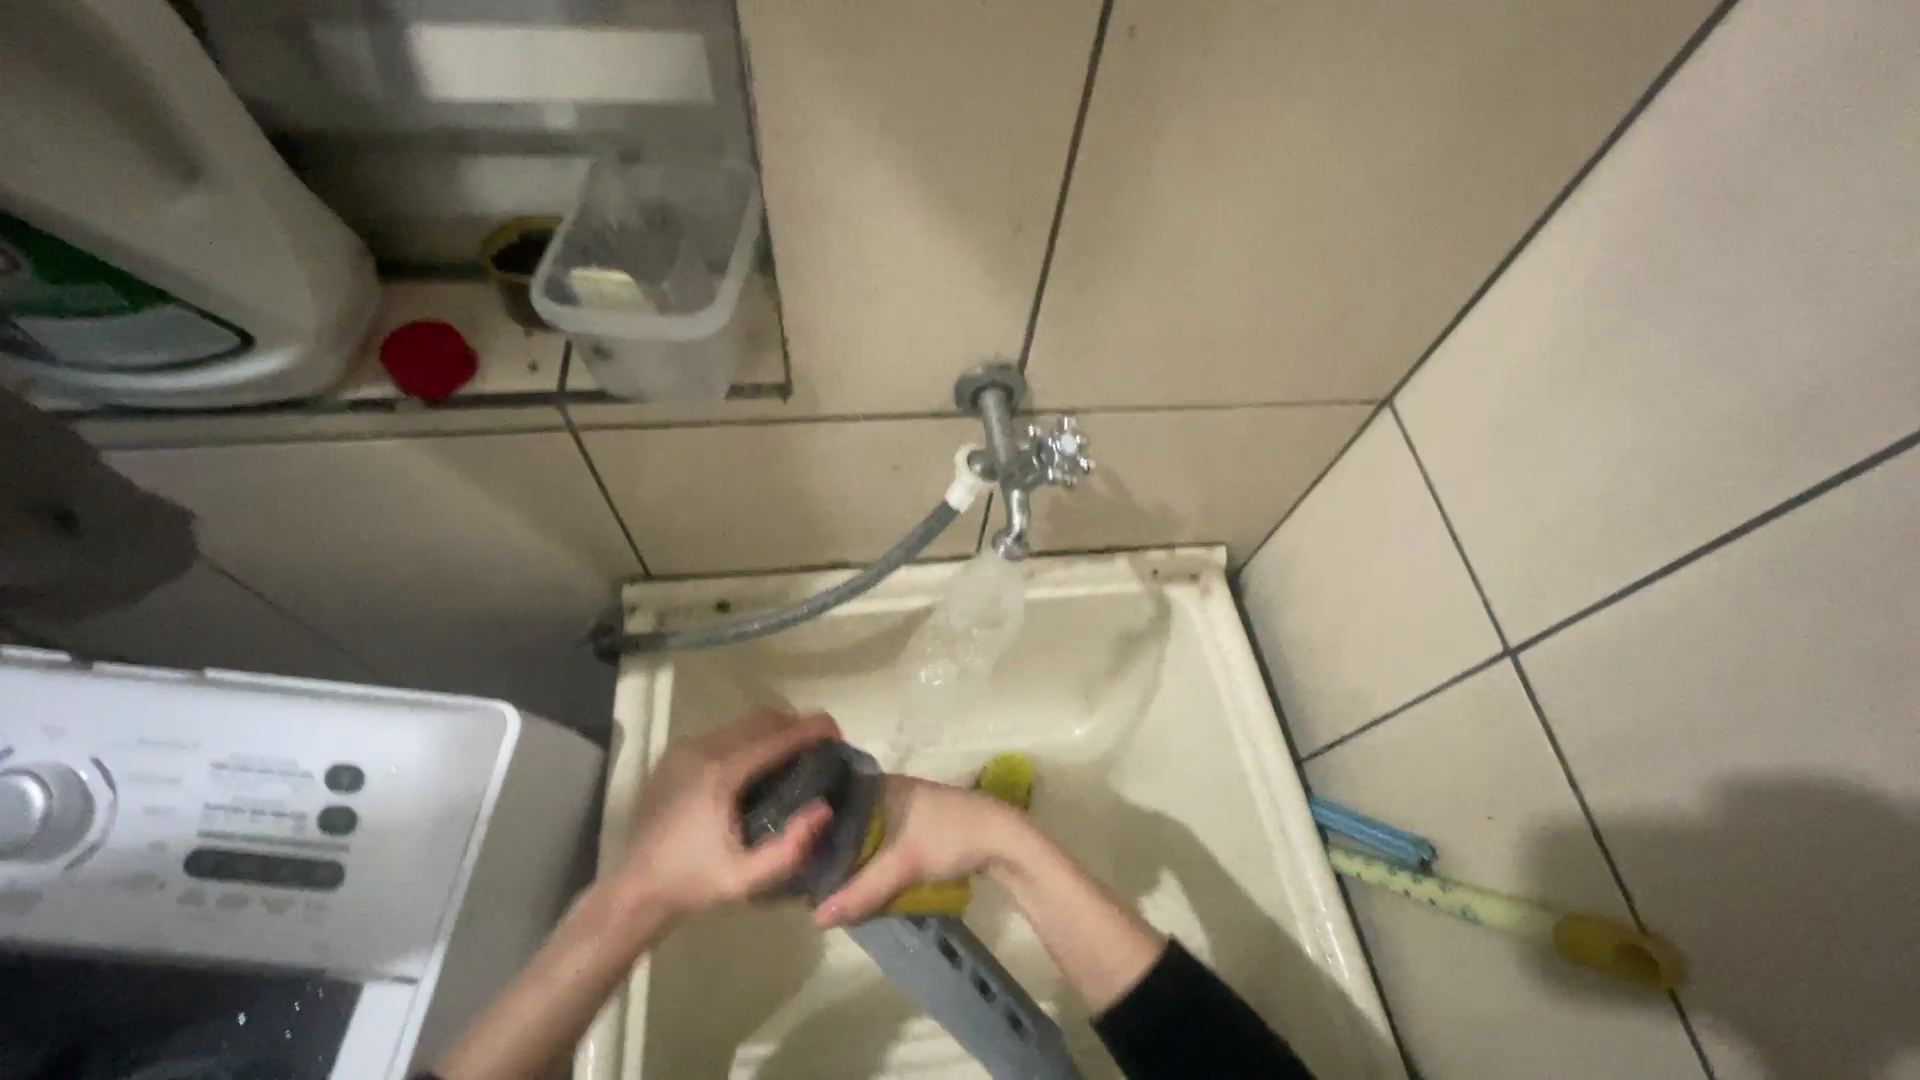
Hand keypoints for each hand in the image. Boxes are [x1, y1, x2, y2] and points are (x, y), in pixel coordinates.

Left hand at [619, 708, 839, 922]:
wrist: (635, 889)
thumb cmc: (694, 884)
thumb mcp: (746, 880)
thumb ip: (790, 849)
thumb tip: (824, 808)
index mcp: (721, 773)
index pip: (777, 736)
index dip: (811, 729)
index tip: (837, 733)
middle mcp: (702, 749)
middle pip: (761, 719)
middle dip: (794, 726)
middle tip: (818, 747)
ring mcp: (685, 749)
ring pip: (741, 723)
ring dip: (771, 732)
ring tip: (791, 756)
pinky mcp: (675, 756)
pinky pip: (722, 734)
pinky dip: (747, 740)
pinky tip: (755, 767)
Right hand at [813, 775, 1026, 927]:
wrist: (1004, 839)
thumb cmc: (950, 837)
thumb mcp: (903, 865)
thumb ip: (860, 891)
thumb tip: (816, 918)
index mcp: (878, 786)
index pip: (829, 803)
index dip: (808, 828)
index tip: (788, 854)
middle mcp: (885, 790)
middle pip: (844, 821)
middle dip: (826, 848)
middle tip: (803, 876)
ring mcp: (901, 807)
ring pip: (862, 833)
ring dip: (848, 856)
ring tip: (822, 882)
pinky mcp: (915, 825)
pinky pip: (879, 841)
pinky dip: (867, 859)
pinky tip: (856, 879)